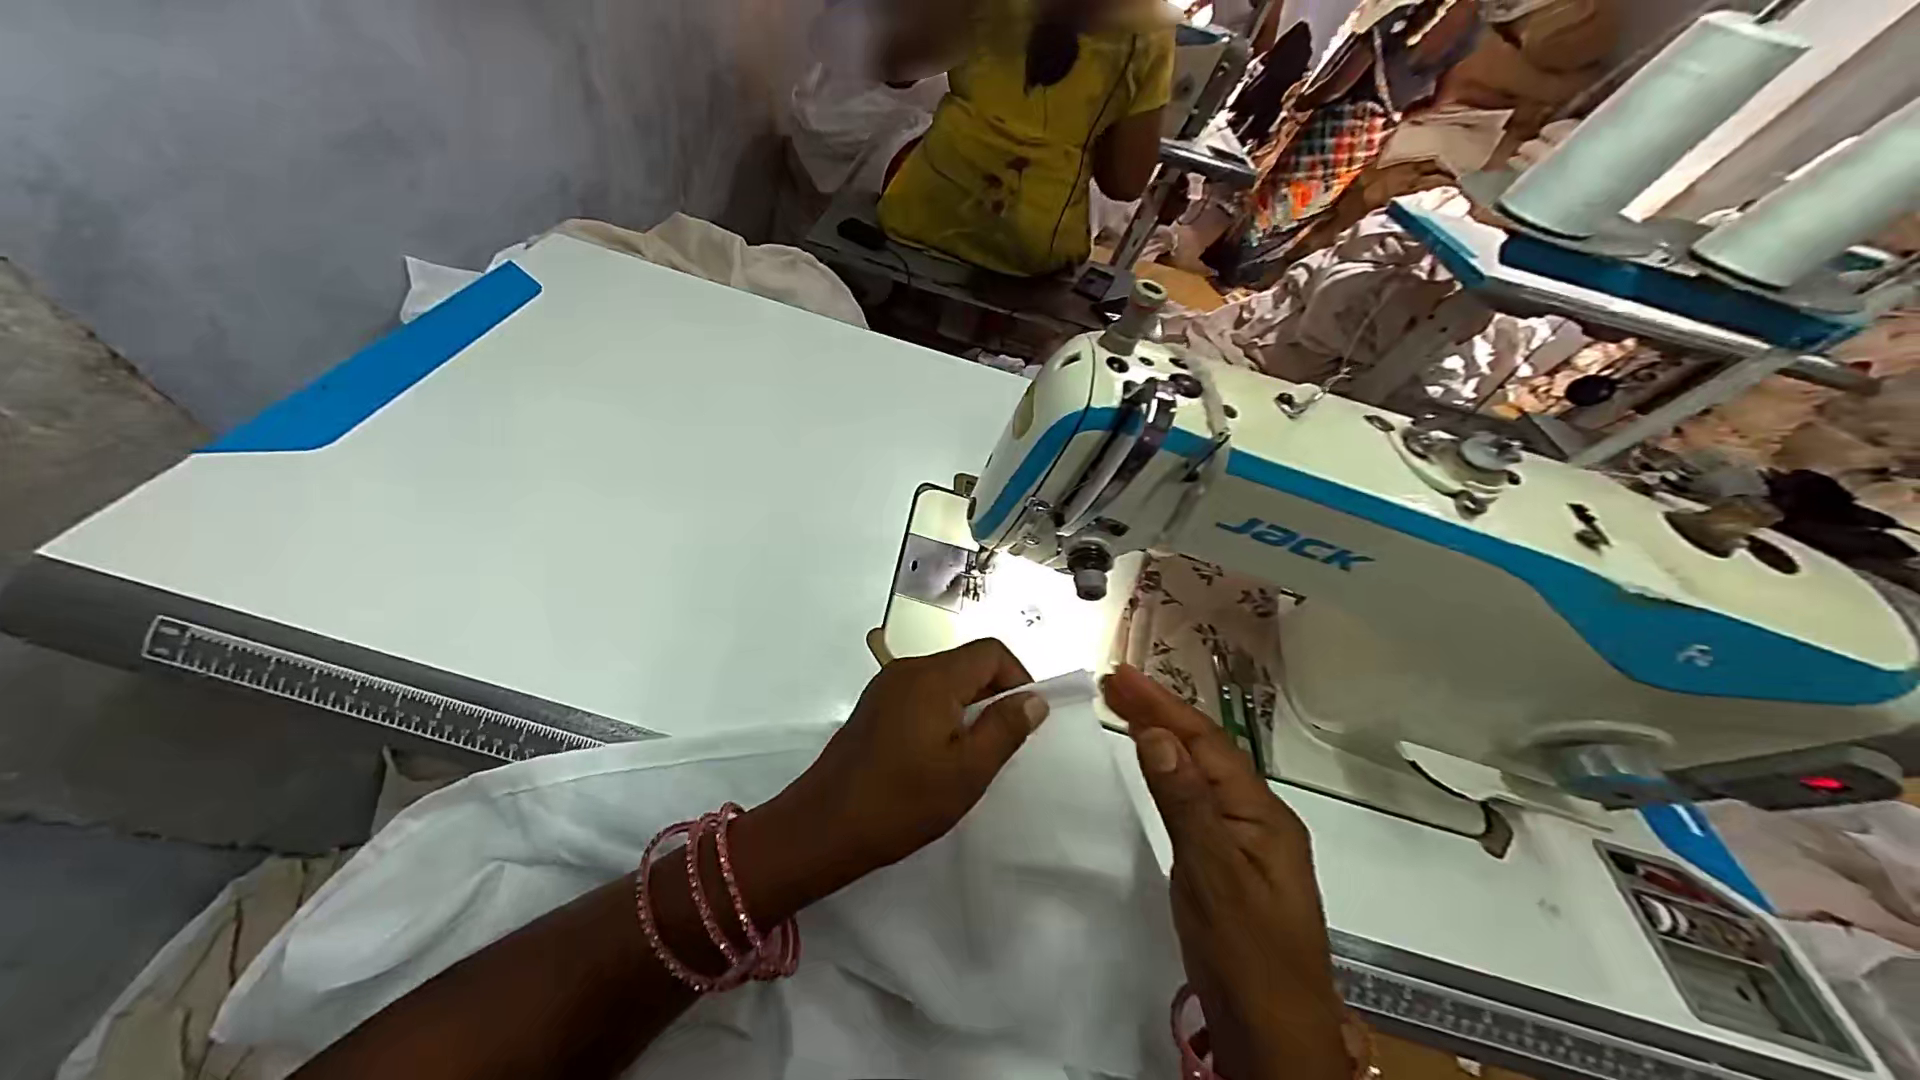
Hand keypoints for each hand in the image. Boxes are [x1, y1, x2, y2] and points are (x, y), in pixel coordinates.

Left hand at [759, 639, 1047, 894]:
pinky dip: (942, 713)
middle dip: (993, 694)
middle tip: (1001, 743)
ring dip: (968, 706)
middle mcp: (907, 669)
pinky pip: (921, 694)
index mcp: (933, 677)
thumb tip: (1034, 699)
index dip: (1018, 678)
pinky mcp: (874, 706)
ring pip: (945, 679)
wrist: (822, 828)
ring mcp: (886, 686)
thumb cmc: (901, 802)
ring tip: (971, 754)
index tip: (1023, 720)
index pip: (991, 652)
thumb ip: (1005, 729)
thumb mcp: (967, 772)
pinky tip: (938, 755)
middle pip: (967, 662)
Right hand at [1102, 665, 1350, 1079]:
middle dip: (1159, 710)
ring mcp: (1243, 837)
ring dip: (1162, 734)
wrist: (1274, 1035)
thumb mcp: (1213, 875)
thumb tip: (1155, 735)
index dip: (1161, 704)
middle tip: (1113, 680)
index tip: (1119, 674)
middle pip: (1203, 749)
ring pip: (1199, 770)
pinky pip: (1194, 796)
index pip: (1204, 742)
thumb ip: (1185, 802)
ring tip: (1125, 705)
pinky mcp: (1226, 858)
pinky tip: (1153, 761)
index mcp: (1261, 812)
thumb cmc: (1247, 955)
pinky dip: (1168, 769)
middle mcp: (1256, 815)